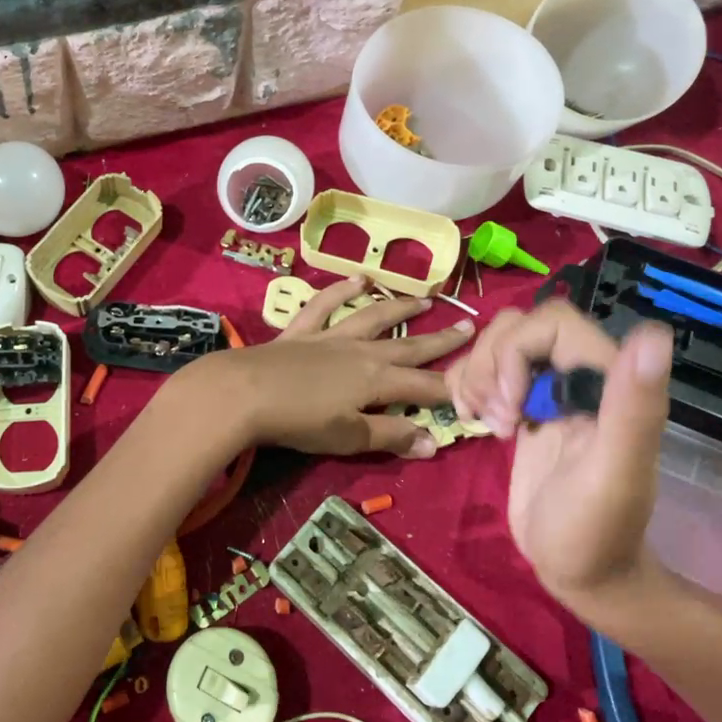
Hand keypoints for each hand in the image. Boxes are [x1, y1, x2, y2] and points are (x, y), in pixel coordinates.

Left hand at [185, 276, 473, 457]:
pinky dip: (342, 290)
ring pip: (373, 318)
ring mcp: (330, 337)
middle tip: (469, 328)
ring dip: (400, 309)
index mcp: (377, 380)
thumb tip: (434, 442)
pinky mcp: (300, 332)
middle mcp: (360, 351)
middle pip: (407, 345)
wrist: (243, 392)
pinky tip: (359, 279)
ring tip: (424, 299)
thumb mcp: (349, 437)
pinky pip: (325, 305)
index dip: (451, 388)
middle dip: (440, 341)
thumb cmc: (298, 420)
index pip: (424, 386)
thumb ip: (391, 436)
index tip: (478, 385)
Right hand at [444, 301, 674, 619]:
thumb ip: (633, 406)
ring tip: (487, 423)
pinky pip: (481, 370)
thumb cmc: (597, 531)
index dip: (517, 353)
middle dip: (491, 368)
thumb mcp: (614, 473)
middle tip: (500, 421)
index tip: (514, 407)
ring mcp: (546, 391)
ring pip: (494, 343)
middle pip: (515, 327)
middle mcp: (578, 375)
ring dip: (475, 377)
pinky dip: (464, 387)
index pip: (550, 322)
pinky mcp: (521, 409)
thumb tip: (654, 334)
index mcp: (608, 378)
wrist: (579, 572)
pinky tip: (472, 420)